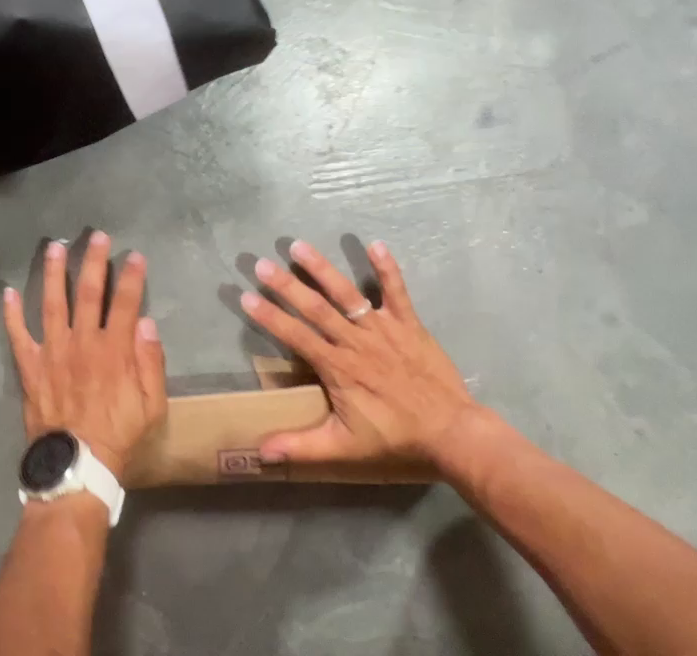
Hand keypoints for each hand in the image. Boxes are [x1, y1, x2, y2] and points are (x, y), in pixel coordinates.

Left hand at [4, 232, 166, 481]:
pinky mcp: (31, 365)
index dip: (132, 277)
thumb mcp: (153, 405)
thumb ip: (151, 362)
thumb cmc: (119, 435)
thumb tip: (147, 323)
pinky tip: (6, 291)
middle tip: (98, 236)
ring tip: (55, 247)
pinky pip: (18, 334)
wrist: (78, 464)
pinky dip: (11, 313)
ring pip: (52, 303)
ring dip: (54, 273)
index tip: (136, 255)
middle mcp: (83, 341)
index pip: (126, 303)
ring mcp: (53, 351)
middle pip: (89, 292)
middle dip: (95, 261)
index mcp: (115, 350)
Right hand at [240, 239, 484, 471]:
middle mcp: (355, 341)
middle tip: (260, 264)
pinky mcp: (408, 324)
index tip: (245, 296)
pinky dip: (387, 268)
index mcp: (337, 367)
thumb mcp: (343, 446)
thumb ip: (300, 446)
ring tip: (299, 245)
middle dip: (285, 285)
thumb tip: (259, 453)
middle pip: (315, 308)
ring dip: (322, 268)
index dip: (269, 316)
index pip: (295, 336)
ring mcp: (383, 328)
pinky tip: (375, 244)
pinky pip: (397, 292)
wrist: (450, 432)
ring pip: (347, 293)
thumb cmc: (393, 437)